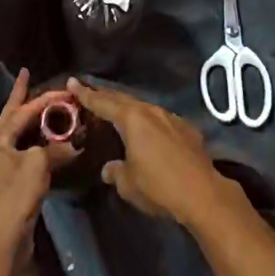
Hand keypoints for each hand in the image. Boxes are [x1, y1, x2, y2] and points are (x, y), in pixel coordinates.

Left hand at [0, 69, 74, 253]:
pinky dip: (37, 143)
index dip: (45, 98)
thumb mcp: (38, 164)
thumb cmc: (16, 193)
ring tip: (42, 104)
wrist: (3, 239)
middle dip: (20, 96)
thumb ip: (56, 148)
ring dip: (33, 121)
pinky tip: (48, 140)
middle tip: (25, 75)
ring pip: (19, 135)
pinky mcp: (9, 183)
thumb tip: (73, 145)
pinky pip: (25, 153)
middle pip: (12, 117)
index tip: (63, 88)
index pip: (23, 111)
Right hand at [69, 78, 237, 227]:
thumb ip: (115, 171)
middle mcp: (151, 111)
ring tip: (116, 111)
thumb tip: (109, 167)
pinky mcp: (186, 129)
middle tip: (89, 92)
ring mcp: (171, 117)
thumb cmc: (158, 186)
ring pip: (144, 108)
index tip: (72, 82)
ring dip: (128, 109)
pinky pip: (160, 119)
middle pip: (124, 100)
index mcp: (133, 119)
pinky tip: (147, 131)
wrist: (201, 193)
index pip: (104, 103)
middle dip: (105, 96)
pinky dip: (147, 122)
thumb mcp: (128, 183)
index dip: (86, 94)